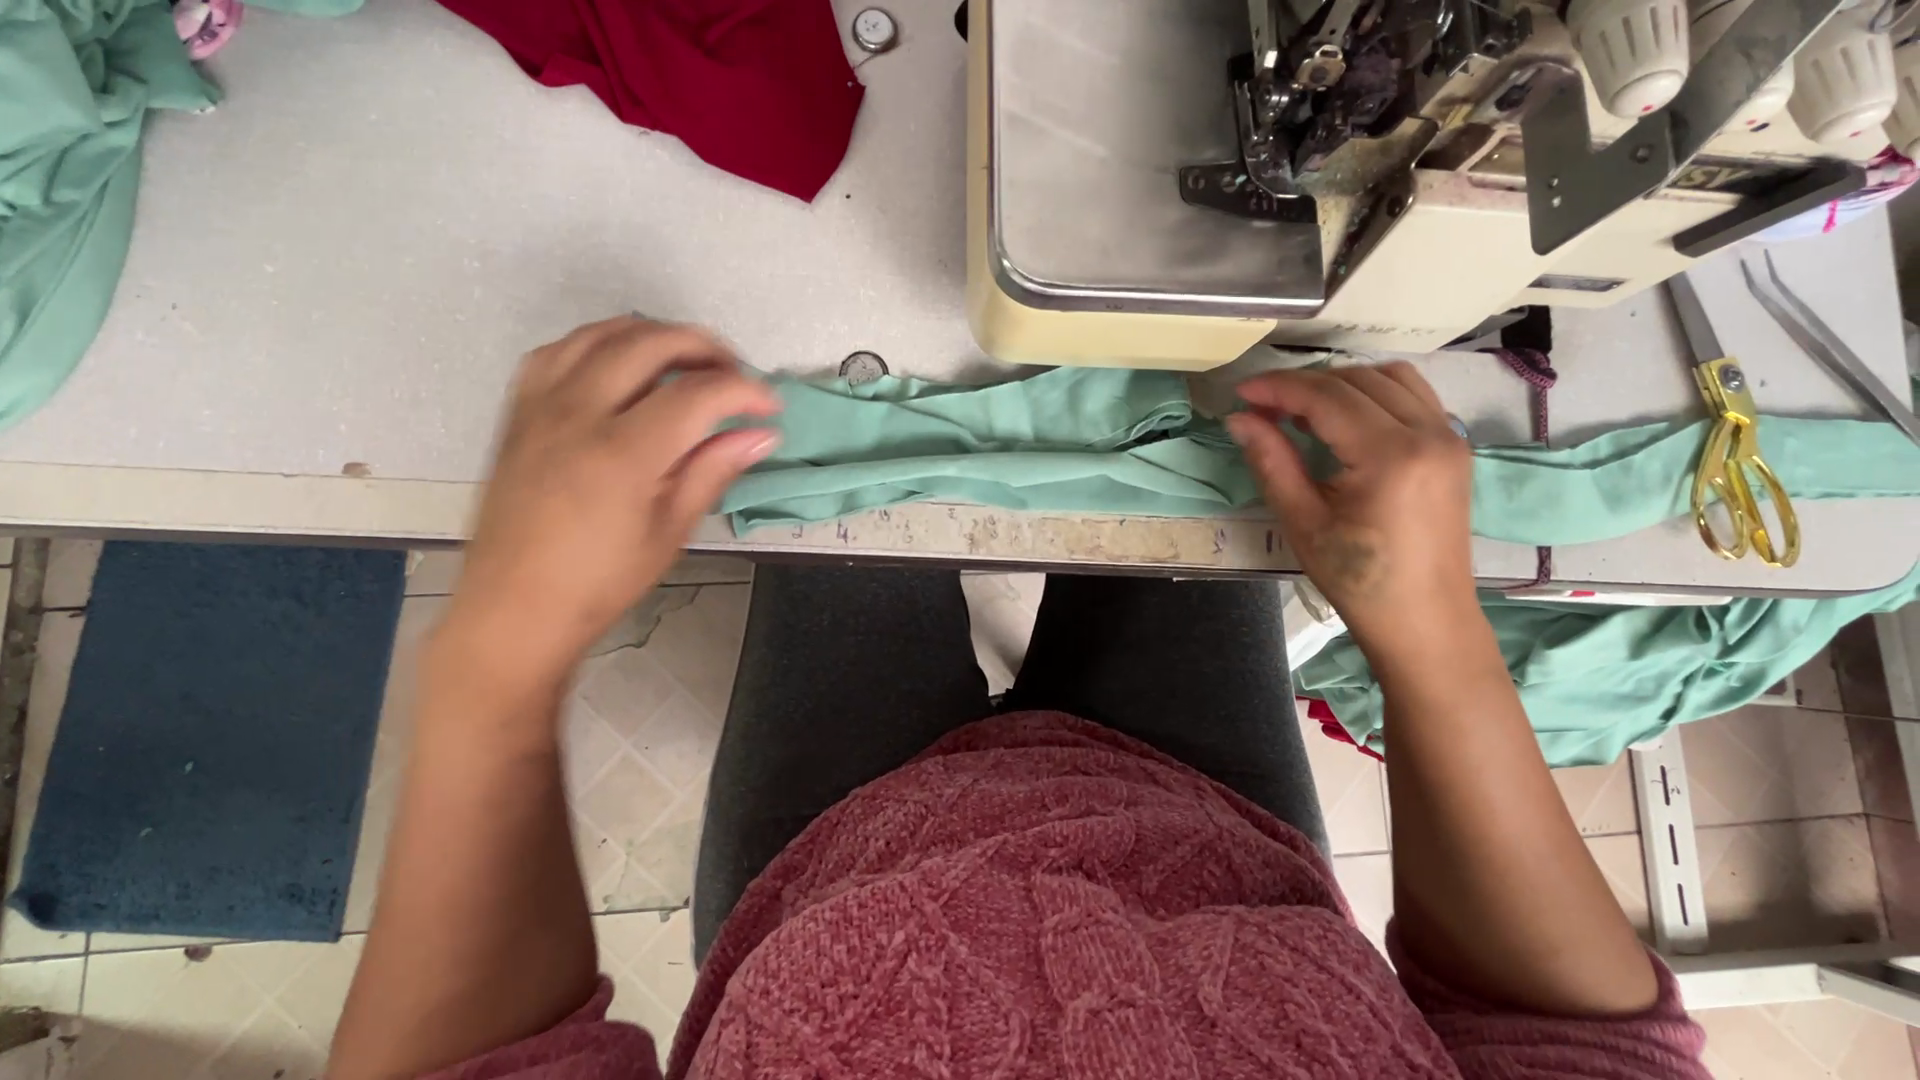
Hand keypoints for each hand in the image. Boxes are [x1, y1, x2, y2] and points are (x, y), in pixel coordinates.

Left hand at [439, 317, 780, 686]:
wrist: (515, 607)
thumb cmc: (599, 582)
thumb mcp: (670, 531)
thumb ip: (713, 470)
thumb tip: (761, 435)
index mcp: (623, 453)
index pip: (698, 393)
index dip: (744, 391)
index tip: (768, 407)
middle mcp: (578, 413)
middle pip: (651, 343)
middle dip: (705, 348)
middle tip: (733, 375)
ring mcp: (541, 405)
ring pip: (602, 332)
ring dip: (653, 335)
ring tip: (684, 362)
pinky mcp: (518, 410)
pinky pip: (558, 349)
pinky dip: (599, 343)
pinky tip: (620, 366)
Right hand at [1225, 363, 1474, 648]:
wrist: (1424, 618)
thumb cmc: (1358, 578)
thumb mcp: (1303, 522)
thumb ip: (1271, 461)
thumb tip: (1239, 418)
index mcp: (1390, 455)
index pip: (1327, 396)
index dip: (1278, 388)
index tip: (1240, 392)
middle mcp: (1428, 432)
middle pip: (1356, 380)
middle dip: (1304, 384)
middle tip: (1262, 407)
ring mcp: (1448, 436)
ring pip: (1389, 377)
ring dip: (1340, 383)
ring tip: (1301, 411)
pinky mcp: (1454, 446)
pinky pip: (1412, 394)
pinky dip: (1373, 392)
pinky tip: (1344, 418)